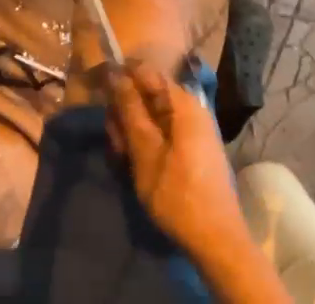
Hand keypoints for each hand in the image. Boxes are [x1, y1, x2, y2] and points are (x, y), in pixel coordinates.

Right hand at [106, 60, 242, 251]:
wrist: (216, 242)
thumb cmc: (178, 195)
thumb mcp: (145, 152)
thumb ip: (129, 109)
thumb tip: (115, 73)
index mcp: (183, 104)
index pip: (144, 71)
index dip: (118, 77)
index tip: (98, 94)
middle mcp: (189, 110)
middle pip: (145, 94)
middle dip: (123, 112)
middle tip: (115, 142)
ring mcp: (191, 130)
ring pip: (149, 115)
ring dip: (130, 131)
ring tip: (122, 158)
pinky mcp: (189, 148)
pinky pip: (159, 132)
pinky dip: (143, 143)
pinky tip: (132, 163)